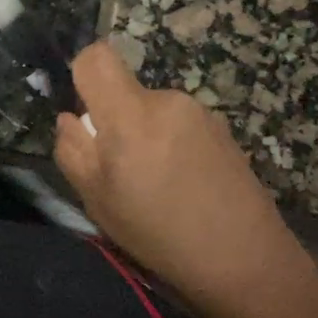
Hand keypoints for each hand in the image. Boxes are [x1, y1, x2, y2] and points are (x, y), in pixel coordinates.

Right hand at [53, 40, 294, 301]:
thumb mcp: (96, 199)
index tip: (84, 112)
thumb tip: (70, 119)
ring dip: (145, 134)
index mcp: (131, 114)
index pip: (96, 57)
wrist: (246, 260)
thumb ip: (71, 149)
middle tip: (122, 168)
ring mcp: (200, 113)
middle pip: (124, 89)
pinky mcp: (222, 129)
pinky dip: (171, 145)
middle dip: (114, 119)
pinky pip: (178, 124)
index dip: (81, 74)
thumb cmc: (159, 233)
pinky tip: (185, 185)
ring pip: (151, 109)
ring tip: (158, 183)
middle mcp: (167, 101)